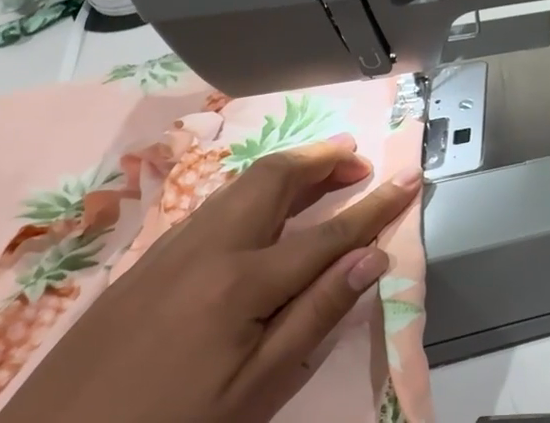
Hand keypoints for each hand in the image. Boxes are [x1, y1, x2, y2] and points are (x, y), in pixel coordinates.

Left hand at [0, 136, 420, 422]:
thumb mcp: (254, 390)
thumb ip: (316, 316)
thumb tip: (372, 257)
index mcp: (241, 283)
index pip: (329, 232)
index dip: (376, 204)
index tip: (411, 177)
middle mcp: (206, 251)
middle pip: (274, 179)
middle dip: (324, 160)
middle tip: (359, 161)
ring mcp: (166, 254)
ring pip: (238, 186)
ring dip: (288, 170)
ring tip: (322, 173)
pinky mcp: (138, 269)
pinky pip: (209, 208)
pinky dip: (250, 193)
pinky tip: (259, 212)